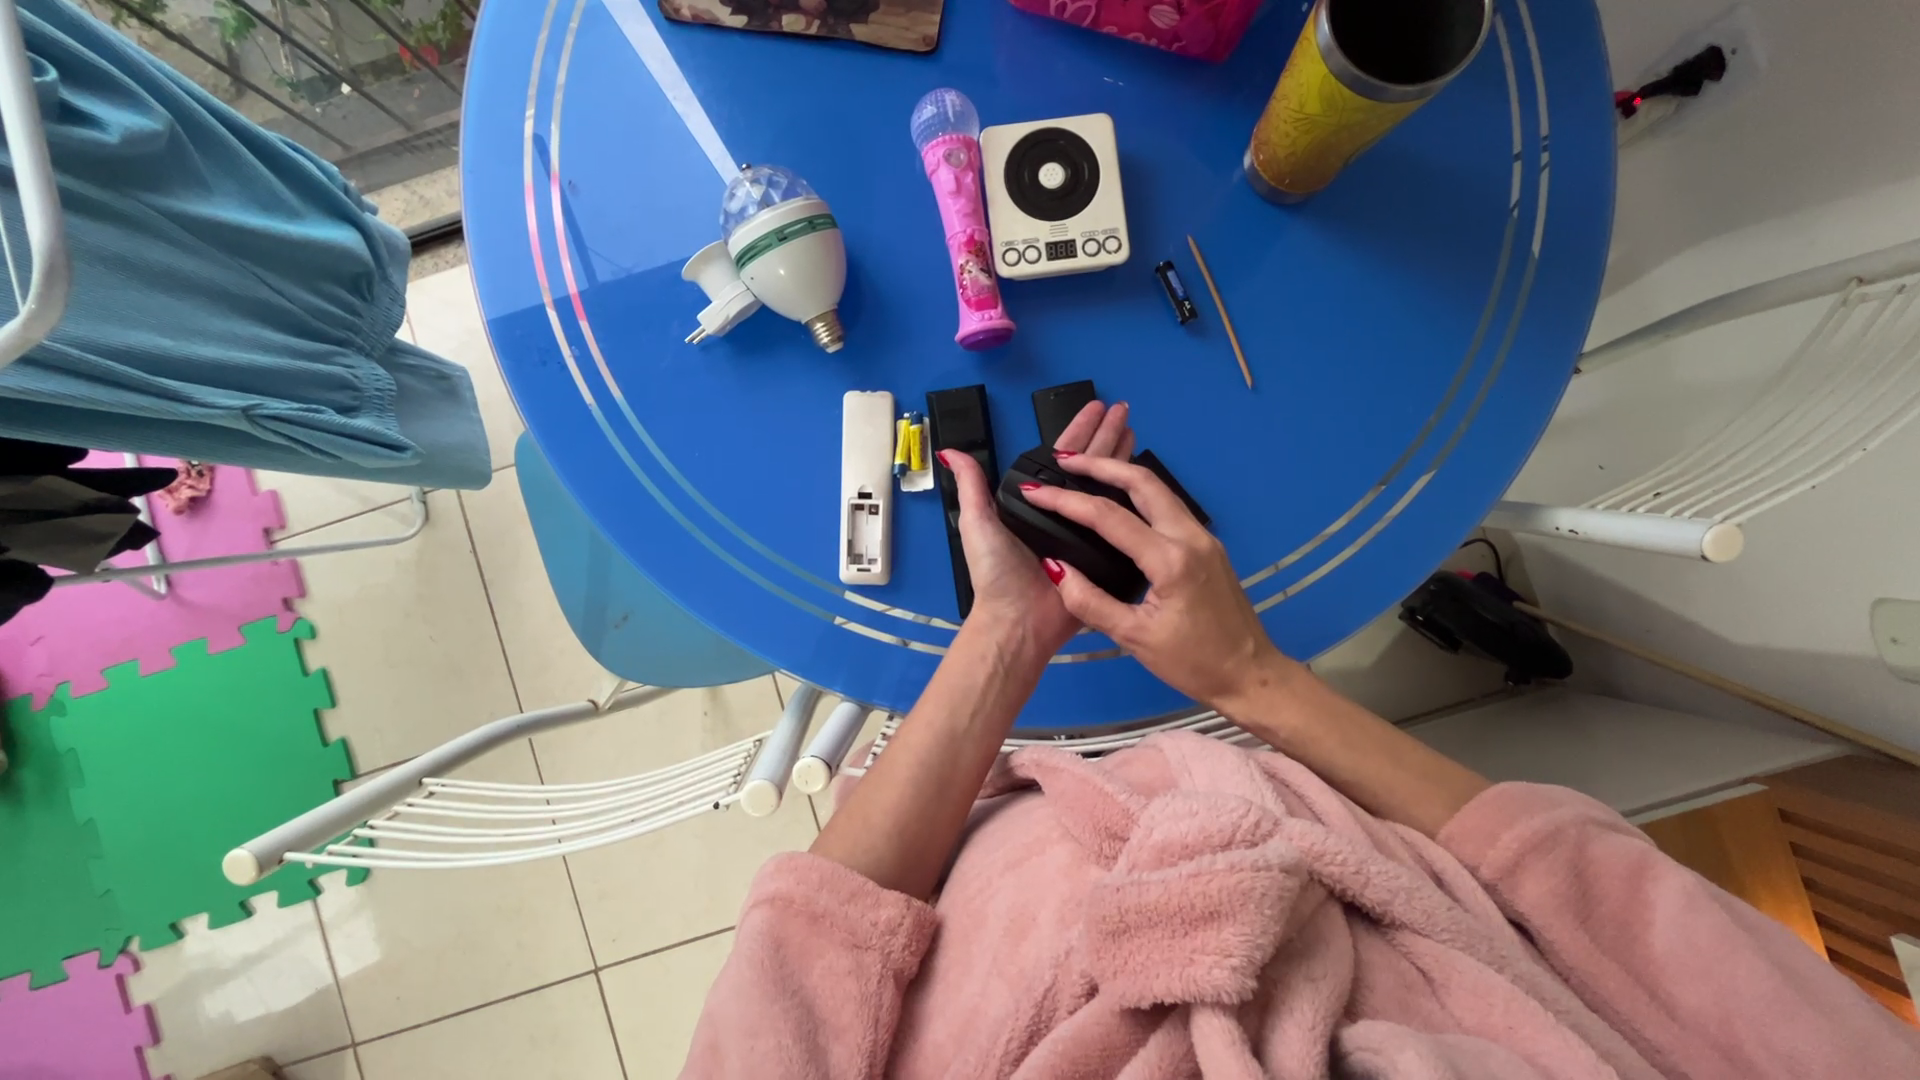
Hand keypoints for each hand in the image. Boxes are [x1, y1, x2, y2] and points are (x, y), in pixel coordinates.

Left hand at [938, 401, 1134, 655]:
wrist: (1019, 619)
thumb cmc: (997, 572)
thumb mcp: (978, 522)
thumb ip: (971, 485)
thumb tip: (950, 449)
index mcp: (1034, 503)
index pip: (1059, 458)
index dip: (1078, 431)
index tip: (1096, 407)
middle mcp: (1061, 513)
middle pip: (1088, 465)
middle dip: (1106, 435)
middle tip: (1124, 408)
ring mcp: (1085, 532)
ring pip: (1108, 486)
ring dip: (1122, 458)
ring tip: (1136, 429)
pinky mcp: (1103, 552)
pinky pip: (1122, 521)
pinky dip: (1135, 498)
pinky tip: (1147, 479)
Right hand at [1020, 453, 1291, 710]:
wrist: (1251, 675)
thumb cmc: (1193, 663)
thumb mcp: (1133, 637)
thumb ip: (1089, 601)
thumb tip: (1055, 567)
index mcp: (1170, 560)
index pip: (1109, 517)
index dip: (1066, 501)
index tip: (1034, 491)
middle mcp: (1190, 537)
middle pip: (1142, 482)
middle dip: (1100, 465)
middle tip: (1064, 461)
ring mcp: (1204, 538)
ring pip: (1159, 489)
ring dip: (1120, 474)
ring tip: (1086, 471)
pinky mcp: (1207, 546)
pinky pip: (1168, 506)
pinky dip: (1138, 493)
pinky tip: (1119, 499)